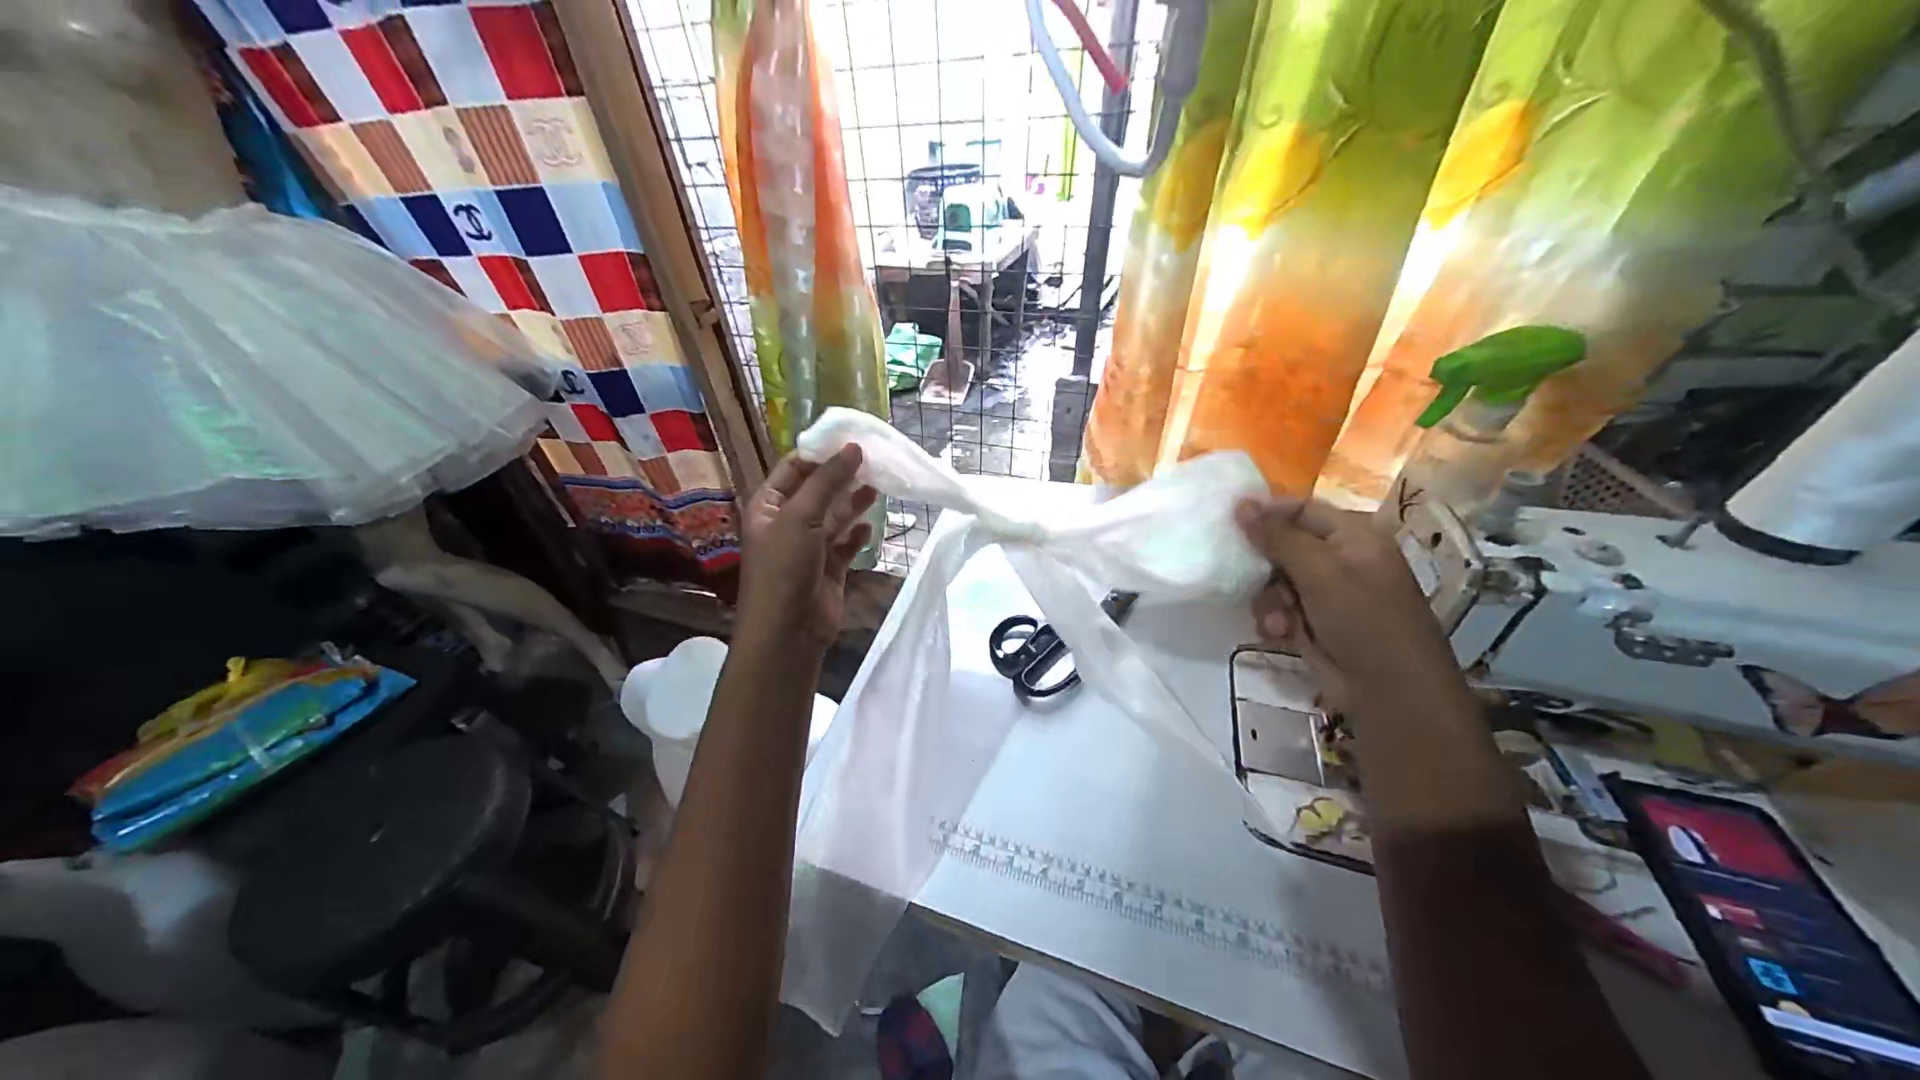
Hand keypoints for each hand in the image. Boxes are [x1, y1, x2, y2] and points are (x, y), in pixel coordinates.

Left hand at [738, 446, 876, 648]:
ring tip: (879, 485)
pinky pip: (846, 543)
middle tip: (875, 460)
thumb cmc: (785, 567)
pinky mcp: (829, 567)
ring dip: (854, 502)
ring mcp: (809, 546)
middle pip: (818, 490)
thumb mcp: (801, 516)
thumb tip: (853, 447)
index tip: (852, 439)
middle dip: (843, 476)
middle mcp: (787, 522)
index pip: (794, 468)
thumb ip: (828, 480)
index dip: (821, 453)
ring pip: (835, 516)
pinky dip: (858, 534)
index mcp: (768, 505)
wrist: (788, 630)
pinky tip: (871, 525)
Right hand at [1234, 496, 1469, 720]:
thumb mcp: (1320, 572)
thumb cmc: (1364, 620)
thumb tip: (1241, 503)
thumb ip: (1278, 537)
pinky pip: (1279, 610)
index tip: (1230, 521)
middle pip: (1284, 546)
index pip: (1302, 509)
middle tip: (1249, 576)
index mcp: (1354, 537)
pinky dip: (1274, 620)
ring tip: (1276, 620)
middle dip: (1265, 565)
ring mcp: (1327, 595)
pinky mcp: (1313, 625)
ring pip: (1275, 582)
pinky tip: (1277, 634)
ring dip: (1268, 599)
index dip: (1268, 513)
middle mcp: (1341, 561)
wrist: (1390, 692)